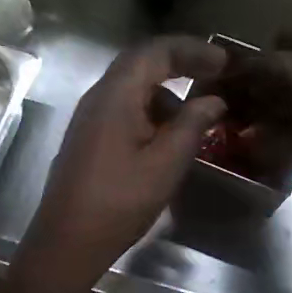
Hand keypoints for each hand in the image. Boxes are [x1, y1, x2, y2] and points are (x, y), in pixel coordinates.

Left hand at [13, 37, 228, 292]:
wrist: (66, 243)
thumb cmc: (119, 201)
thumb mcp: (165, 163)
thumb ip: (192, 124)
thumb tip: (214, 100)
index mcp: (116, 94)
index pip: (156, 51)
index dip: (193, 50)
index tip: (225, 62)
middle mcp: (99, 96)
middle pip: (142, 63)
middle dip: (181, 63)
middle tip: (216, 74)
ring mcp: (91, 117)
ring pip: (134, 88)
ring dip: (168, 92)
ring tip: (198, 115)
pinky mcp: (90, 137)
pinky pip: (126, 108)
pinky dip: (153, 112)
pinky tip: (170, 138)